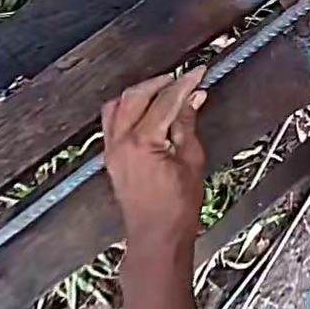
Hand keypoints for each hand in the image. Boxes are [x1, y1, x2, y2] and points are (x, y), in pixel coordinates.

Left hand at [102, 67, 208, 252]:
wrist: (157, 235)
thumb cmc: (178, 204)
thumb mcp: (191, 159)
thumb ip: (187, 123)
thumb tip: (193, 97)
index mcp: (142, 142)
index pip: (165, 101)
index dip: (184, 83)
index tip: (198, 73)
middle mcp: (120, 142)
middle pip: (135, 96)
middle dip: (160, 82)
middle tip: (182, 79)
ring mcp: (112, 150)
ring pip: (118, 105)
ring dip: (140, 92)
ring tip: (163, 89)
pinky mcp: (111, 157)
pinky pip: (112, 121)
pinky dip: (128, 108)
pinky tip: (146, 109)